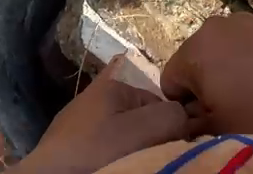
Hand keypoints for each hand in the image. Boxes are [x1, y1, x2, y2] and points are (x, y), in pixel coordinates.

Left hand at [19, 62, 194, 173]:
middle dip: (148, 136)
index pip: (157, 101)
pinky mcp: (66, 147)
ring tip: (133, 165)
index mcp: (111, 87)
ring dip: (129, 149)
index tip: (174, 147)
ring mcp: (76, 122)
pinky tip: (112, 165)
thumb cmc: (96, 152)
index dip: (169, 124)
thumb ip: (169, 116)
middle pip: (136, 116)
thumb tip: (186, 117)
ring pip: (117, 133)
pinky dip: (109, 157)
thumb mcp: (141, 131)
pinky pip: (99, 148)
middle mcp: (92, 97)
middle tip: (152, 158)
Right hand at [160, 14, 252, 138]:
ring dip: (225, 71)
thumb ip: (192, 125)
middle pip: (193, 61)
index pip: (169, 81)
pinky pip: (242, 44)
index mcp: (193, 50)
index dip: (184, 107)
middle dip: (204, 85)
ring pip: (218, 51)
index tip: (207, 120)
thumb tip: (185, 121)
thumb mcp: (220, 129)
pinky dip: (247, 60)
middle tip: (230, 109)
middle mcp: (210, 26)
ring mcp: (238, 20)